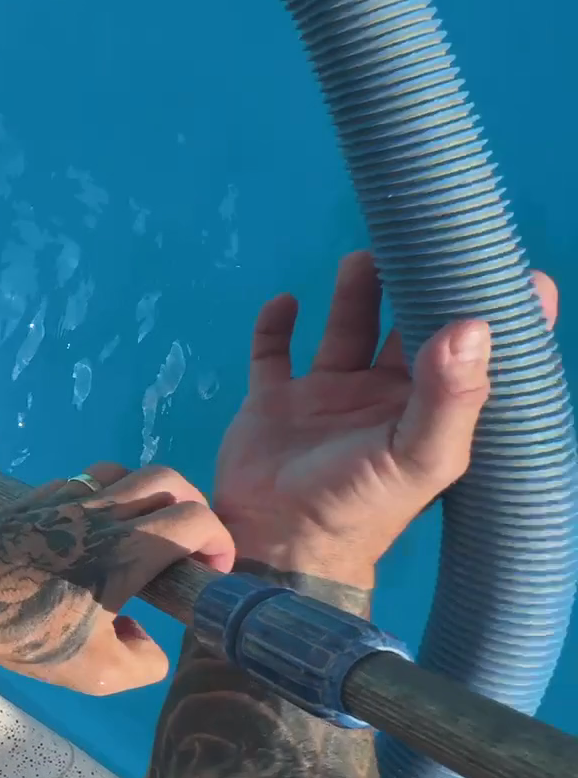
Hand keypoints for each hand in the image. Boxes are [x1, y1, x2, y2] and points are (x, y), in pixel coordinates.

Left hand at [0, 463, 234, 694]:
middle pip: (165, 478)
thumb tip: (144, 639)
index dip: (220, 540)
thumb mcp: (100, 672)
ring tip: (138, 528)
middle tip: (185, 541)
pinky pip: (77, 479)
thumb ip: (146, 662)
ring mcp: (57, 499)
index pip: (195, 519)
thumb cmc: (24, 635)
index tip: (209, 569)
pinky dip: (99, 493)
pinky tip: (87, 528)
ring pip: (118, 471)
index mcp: (123, 551)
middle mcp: (95, 514)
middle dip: (190, 505)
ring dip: (142, 492)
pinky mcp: (27, 498)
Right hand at [212, 252, 558, 589]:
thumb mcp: (418, 457)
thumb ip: (449, 396)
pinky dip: (276, 326)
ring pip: (343, 331)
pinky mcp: (272, 399)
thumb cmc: (359, 506)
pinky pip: (273, 353)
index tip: (506, 265)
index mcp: (429, 408)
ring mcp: (323, 395)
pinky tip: (284, 303)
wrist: (276, 536)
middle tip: (423, 241)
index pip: (476, 351)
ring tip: (362, 257)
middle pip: (407, 328)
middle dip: (417, 286)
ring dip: (354, 295)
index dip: (497, 311)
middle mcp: (382, 395)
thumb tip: (470, 324)